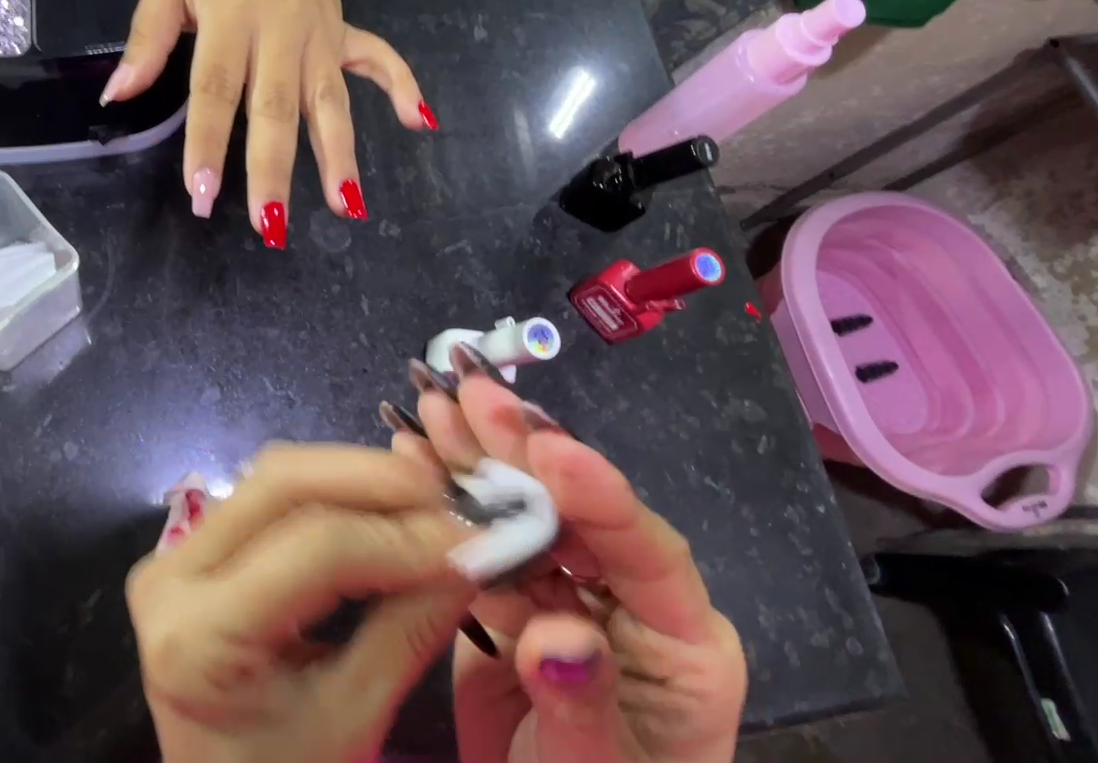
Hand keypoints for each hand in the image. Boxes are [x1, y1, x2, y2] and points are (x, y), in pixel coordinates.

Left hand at [99, 0, 433, 246]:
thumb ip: (146, 38)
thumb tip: (117, 95)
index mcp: (229, 19)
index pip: (216, 89)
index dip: (208, 142)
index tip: (202, 193)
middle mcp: (279, 34)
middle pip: (277, 109)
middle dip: (274, 169)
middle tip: (270, 225)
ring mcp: (319, 36)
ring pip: (329, 101)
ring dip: (338, 154)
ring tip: (345, 207)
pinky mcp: (345, 33)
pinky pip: (378, 58)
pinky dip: (401, 85)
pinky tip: (419, 121)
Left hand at [127, 445, 475, 761]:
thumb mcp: (353, 719)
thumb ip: (410, 628)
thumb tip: (473, 550)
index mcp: (198, 634)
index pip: (311, 548)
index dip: (399, 536)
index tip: (471, 541)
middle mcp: (169, 573)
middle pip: (281, 482)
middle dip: (374, 480)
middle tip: (448, 499)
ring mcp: (174, 552)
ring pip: (274, 476)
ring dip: (355, 478)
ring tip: (424, 503)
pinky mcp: (192, 546)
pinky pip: (268, 495)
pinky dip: (332, 493)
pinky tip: (380, 510)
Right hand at [394, 366, 746, 762]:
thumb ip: (584, 705)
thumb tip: (557, 633)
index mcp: (681, 639)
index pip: (648, 550)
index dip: (598, 494)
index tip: (549, 449)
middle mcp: (624, 599)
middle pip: (573, 512)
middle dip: (521, 450)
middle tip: (471, 392)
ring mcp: (564, 594)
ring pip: (519, 516)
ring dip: (475, 458)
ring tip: (434, 405)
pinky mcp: (513, 600)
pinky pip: (481, 544)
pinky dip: (445, 499)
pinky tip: (416, 454)